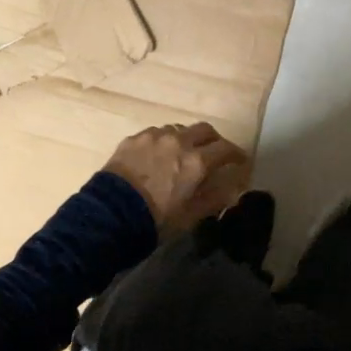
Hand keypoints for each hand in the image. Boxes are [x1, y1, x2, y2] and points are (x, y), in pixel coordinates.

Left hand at [102, 123, 248, 231]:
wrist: (110, 214)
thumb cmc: (155, 220)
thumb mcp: (190, 216)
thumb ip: (213, 199)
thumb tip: (232, 190)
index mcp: (196, 161)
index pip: (225, 149)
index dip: (236, 154)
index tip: (241, 160)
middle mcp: (178, 141)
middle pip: (204, 130)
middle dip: (214, 140)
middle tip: (215, 152)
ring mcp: (154, 136)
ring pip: (179, 129)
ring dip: (187, 139)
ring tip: (183, 153)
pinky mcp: (134, 138)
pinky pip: (156, 134)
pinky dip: (164, 142)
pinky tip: (158, 155)